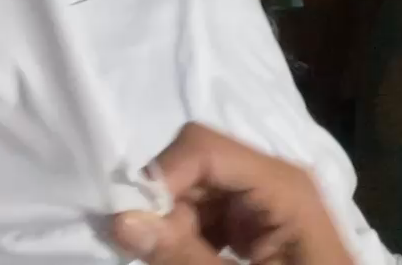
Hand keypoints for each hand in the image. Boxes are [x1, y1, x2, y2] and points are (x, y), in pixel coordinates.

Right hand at [112, 124, 354, 264]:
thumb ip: (185, 256)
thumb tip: (118, 220)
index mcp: (283, 185)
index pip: (204, 147)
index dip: (162, 174)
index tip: (131, 219)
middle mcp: (273, 179)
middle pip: (196, 164)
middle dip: (166, 205)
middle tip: (153, 251)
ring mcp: (265, 201)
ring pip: (195, 190)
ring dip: (174, 225)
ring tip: (173, 259)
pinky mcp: (257, 225)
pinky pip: (208, 214)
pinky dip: (189, 237)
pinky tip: (192, 259)